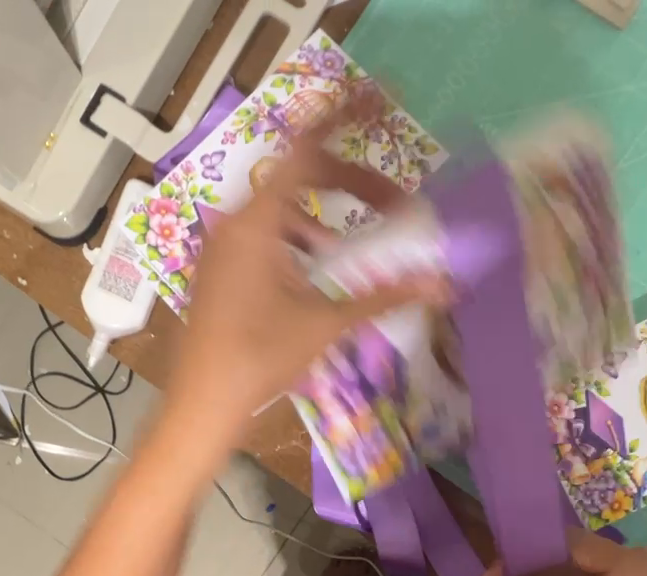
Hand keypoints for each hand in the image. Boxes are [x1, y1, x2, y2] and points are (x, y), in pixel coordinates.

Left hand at [170, 98, 449, 421]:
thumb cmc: (261, 359)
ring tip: (352, 252)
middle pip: (297, 181)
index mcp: (257, 223)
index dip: (343, 120)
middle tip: (389, 207)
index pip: (305, 150)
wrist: (202, 406)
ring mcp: (220, 249)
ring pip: (279, 215)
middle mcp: (234, 224)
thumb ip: (385, 296)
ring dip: (321, 223)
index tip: (375, 99)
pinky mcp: (216, 273)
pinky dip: (294, 245)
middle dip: (346, 186)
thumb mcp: (326, 324)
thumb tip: (443, 285)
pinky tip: (313, 279)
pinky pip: (260, 240)